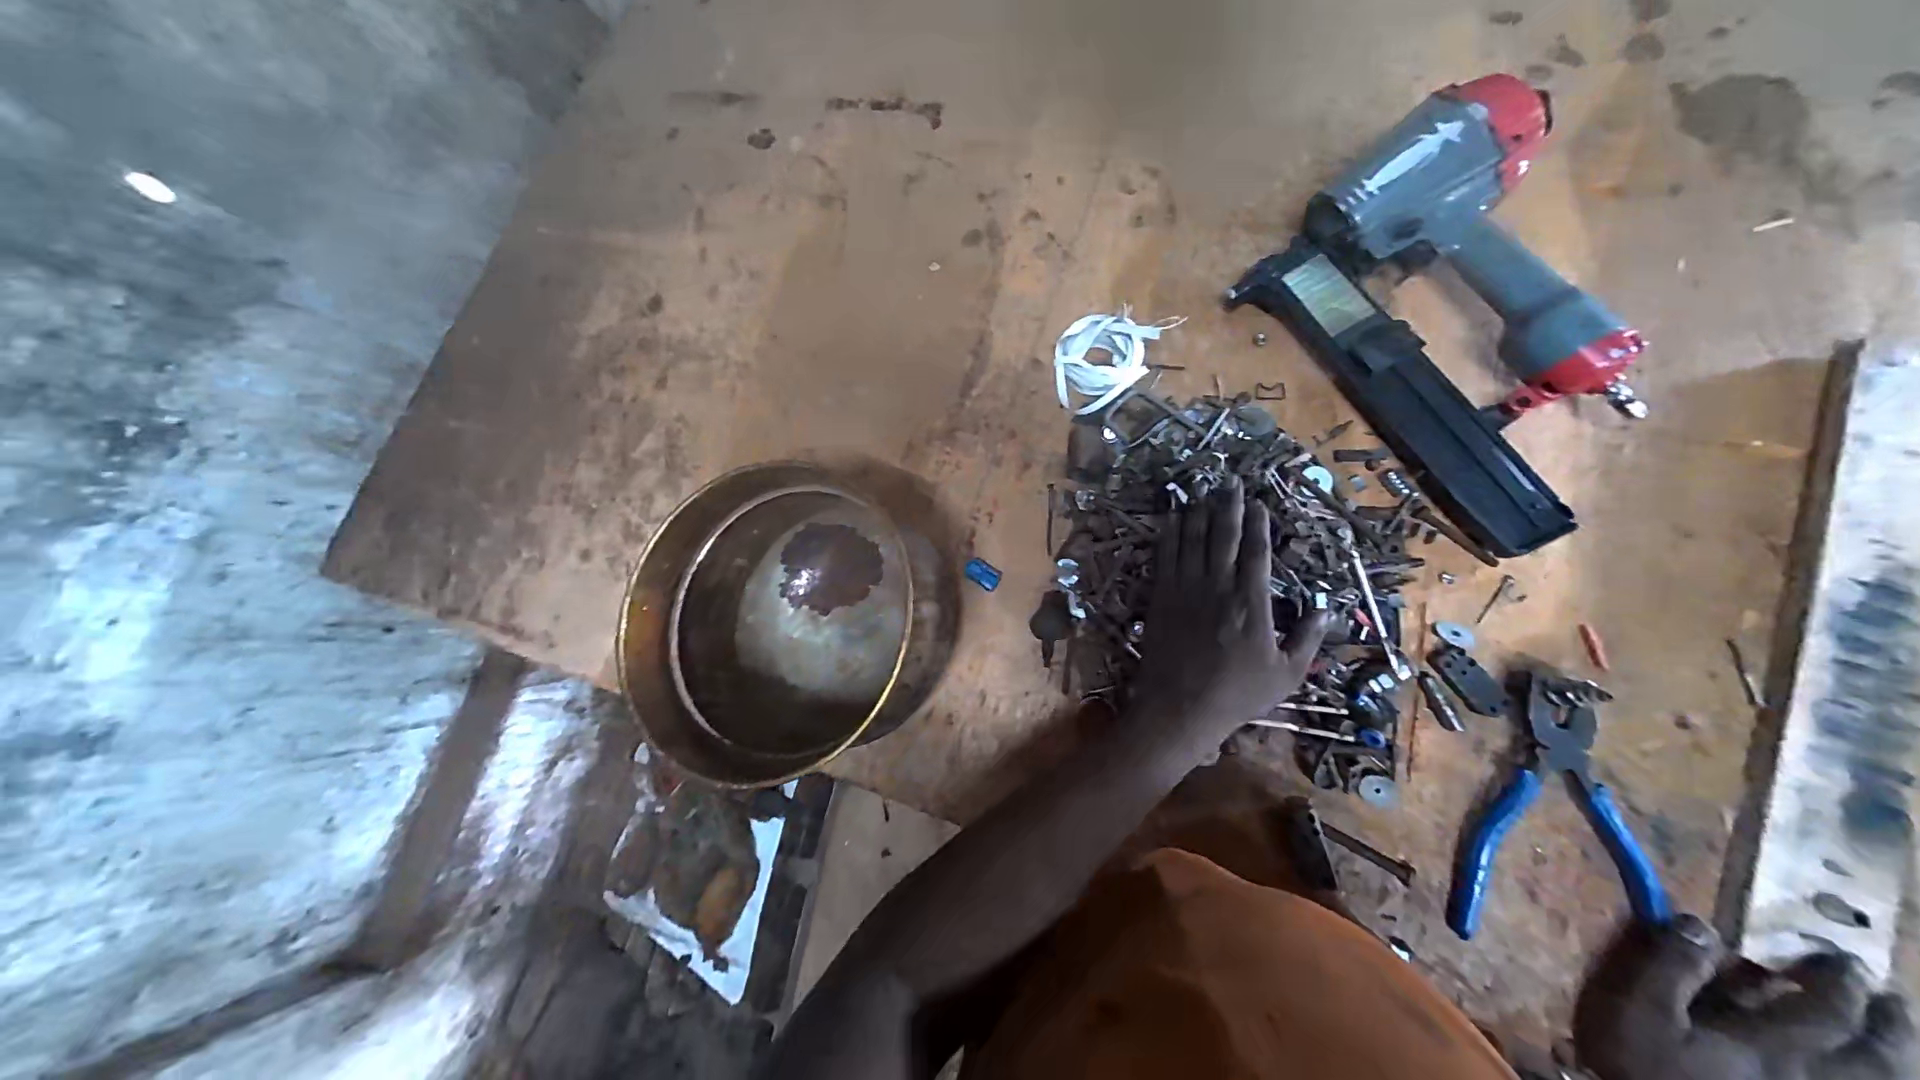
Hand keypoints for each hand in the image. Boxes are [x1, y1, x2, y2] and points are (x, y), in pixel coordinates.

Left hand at [1130, 478, 1329, 734]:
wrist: (1181, 706)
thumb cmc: (1237, 694)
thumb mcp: (1286, 673)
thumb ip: (1308, 638)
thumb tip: (1327, 608)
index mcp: (1252, 602)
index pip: (1256, 552)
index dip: (1258, 525)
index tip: (1259, 503)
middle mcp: (1218, 587)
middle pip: (1223, 536)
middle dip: (1228, 506)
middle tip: (1229, 482)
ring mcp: (1185, 590)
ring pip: (1191, 540)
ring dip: (1198, 513)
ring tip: (1202, 492)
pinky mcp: (1160, 597)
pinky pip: (1164, 557)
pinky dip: (1169, 535)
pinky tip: (1171, 519)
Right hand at [1574, 914, 1915, 1079]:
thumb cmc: (1645, 1068)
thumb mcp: (1639, 1009)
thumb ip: (1671, 967)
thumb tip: (1701, 924)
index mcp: (1773, 1048)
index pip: (1825, 1009)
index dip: (1837, 980)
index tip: (1842, 958)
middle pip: (1878, 1058)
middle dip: (1890, 1025)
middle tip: (1890, 998)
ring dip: (1897, 1059)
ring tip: (1893, 1040)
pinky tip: (1863, 1074)